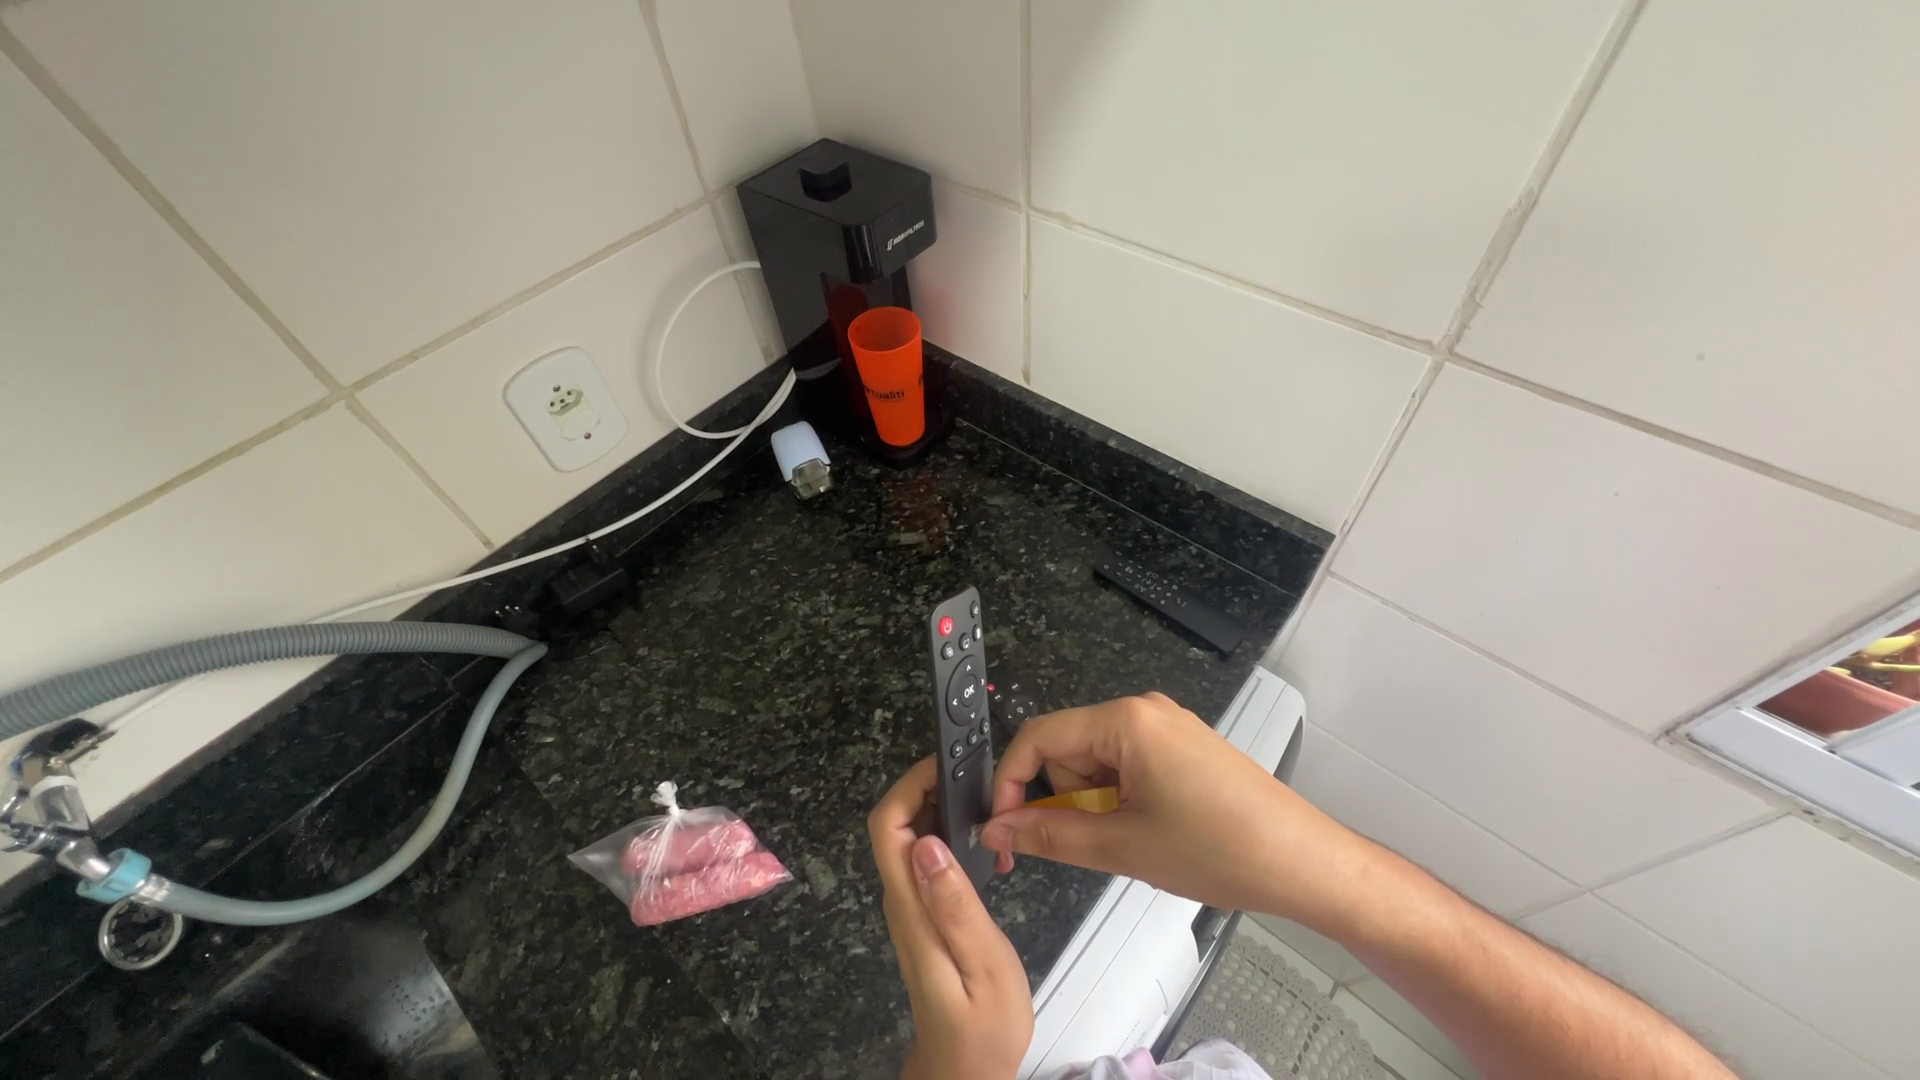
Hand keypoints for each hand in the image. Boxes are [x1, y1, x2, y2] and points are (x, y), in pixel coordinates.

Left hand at [869, 757, 1032, 1079]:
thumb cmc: (983, 1026)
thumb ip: (956, 906)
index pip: (886, 828)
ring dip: (940, 807)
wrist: (966, 1069)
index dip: (908, 785)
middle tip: (974, 775)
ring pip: (910, 836)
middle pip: (894, 825)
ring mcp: (911, 906)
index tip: (945, 765)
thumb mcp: (983, 966)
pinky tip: (982, 840)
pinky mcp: (924, 912)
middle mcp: (902, 899)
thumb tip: (928, 844)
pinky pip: (926, 856)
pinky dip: (950, 833)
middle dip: (926, 786)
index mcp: (911, 907)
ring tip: (985, 801)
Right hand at [982, 693, 1366, 928]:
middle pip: (1067, 749)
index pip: (1038, 736)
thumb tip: (998, 830)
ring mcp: (1166, 725)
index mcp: (1126, 720)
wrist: (1305, 863)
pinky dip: (1120, 797)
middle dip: (1066, 797)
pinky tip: (1150, 828)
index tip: (1003, 827)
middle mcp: (1144, 710)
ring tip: (1134, 839)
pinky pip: (1125, 764)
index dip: (1010, 782)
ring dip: (1096, 802)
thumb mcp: (1123, 847)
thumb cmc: (1223, 850)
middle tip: (1097, 842)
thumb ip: (1049, 833)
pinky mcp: (1181, 745)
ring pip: (1095, 761)